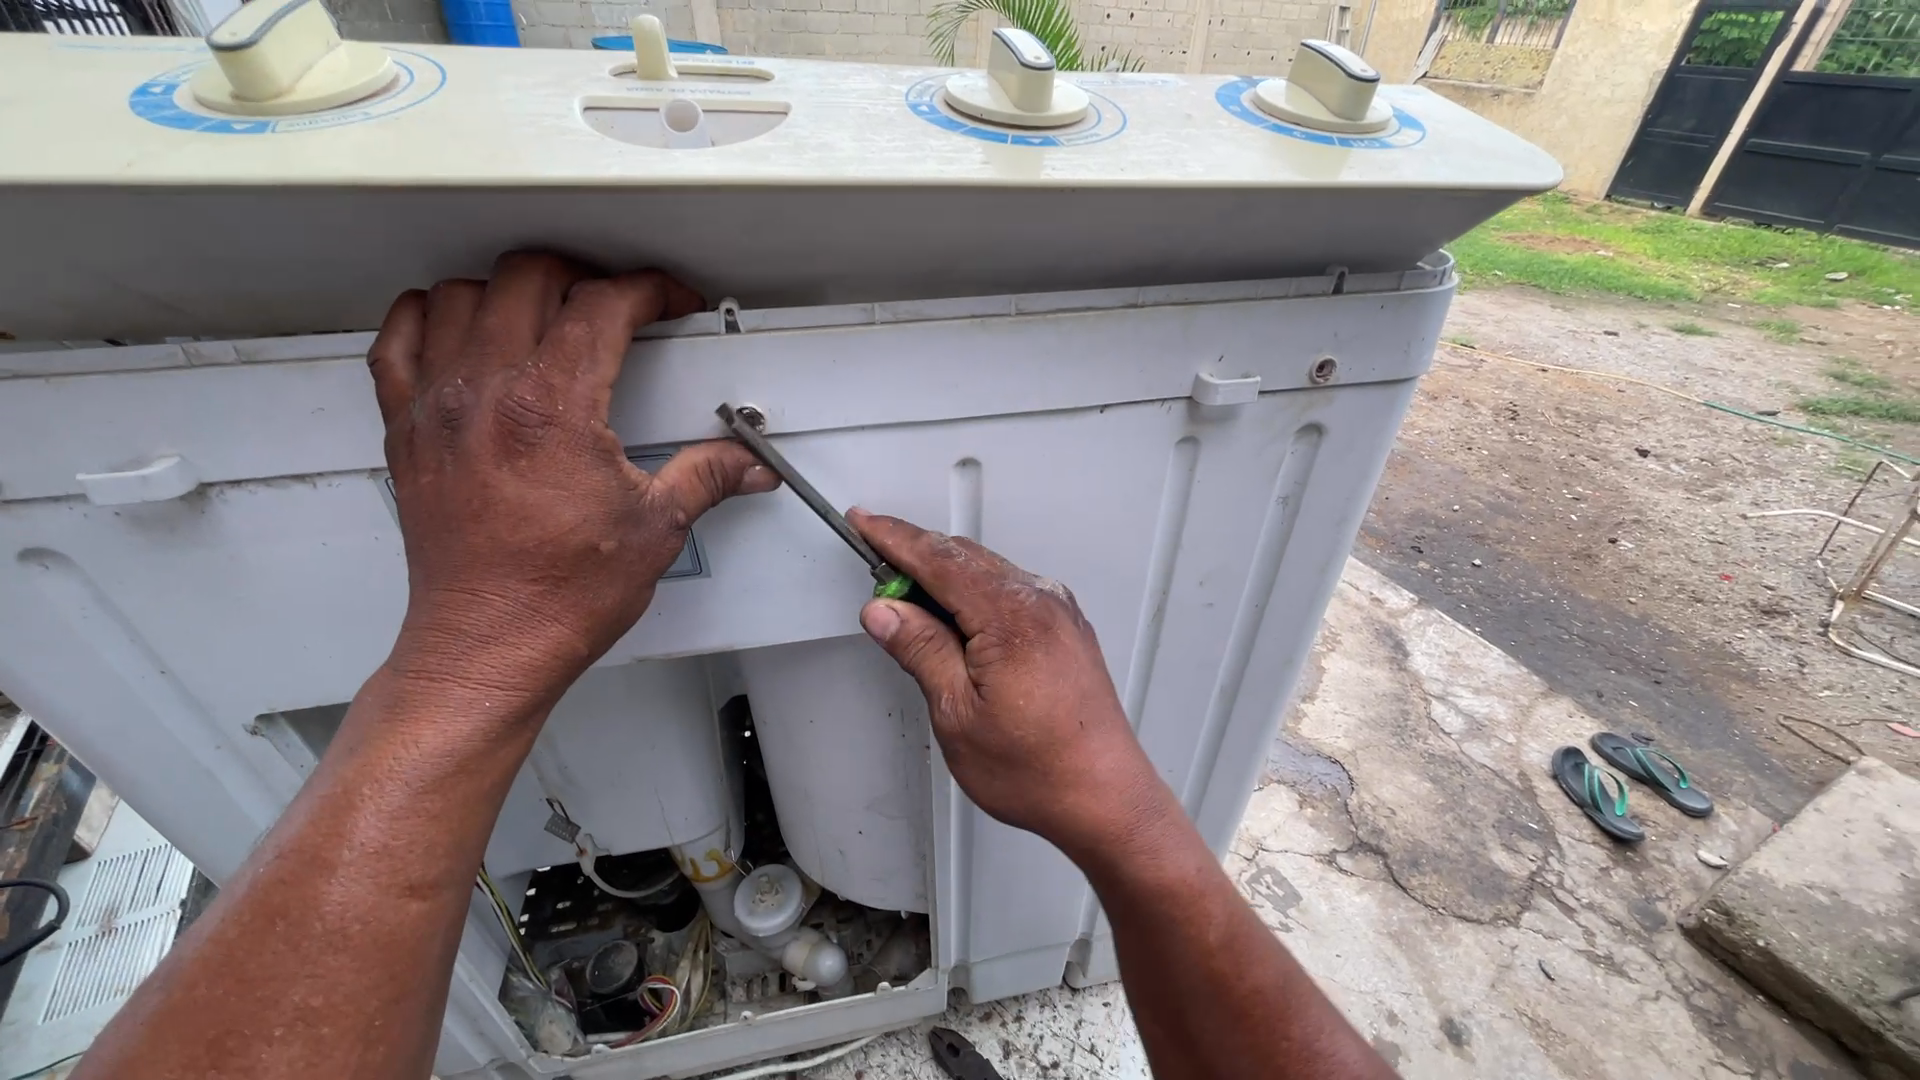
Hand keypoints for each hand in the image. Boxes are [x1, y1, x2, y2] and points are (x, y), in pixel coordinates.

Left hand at [368, 252, 778, 712]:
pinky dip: (430, 315)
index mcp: (554, 408)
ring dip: (512, 289)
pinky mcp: (408, 431)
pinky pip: (397, 340)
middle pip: (529, 278)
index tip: (671, 299)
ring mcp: (437, 407)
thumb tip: (750, 464)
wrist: (490, 642)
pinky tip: (463, 329)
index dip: (648, 289)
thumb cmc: (563, 592)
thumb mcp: (656, 527)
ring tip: (549, 313)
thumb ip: (707, 476)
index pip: (602, 307)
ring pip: (460, 295)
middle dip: (584, 275)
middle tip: (617, 302)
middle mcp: (486, 392)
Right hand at [849, 510, 1171, 856]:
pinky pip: (1010, 588)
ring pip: (987, 570)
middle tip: (875, 574)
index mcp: (1010, 617)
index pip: (938, 559)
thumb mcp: (957, 713)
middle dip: (914, 556)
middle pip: (963, 557)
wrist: (1105, 797)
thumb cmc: (1039, 769)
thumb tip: (884, 611)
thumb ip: (920, 650)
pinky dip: (974, 591)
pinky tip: (956, 617)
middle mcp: (1041, 602)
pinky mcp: (1065, 627)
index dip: (894, 538)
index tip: (864, 523)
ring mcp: (1058, 612)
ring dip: (944, 574)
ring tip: (908, 603)